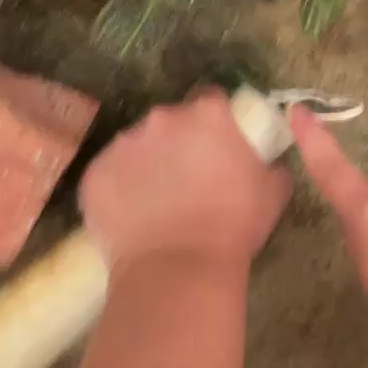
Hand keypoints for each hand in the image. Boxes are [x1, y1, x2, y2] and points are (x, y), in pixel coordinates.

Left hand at [80, 91, 291, 272]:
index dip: (217, 120)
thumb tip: (265, 163)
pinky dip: (122, 186)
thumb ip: (270, 164)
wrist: (178, 269)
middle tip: (191, 175)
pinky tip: (136, 213)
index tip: (219, 143)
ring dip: (150, 161)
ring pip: (139, 145)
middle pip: (171, 119)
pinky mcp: (94, 174)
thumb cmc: (234, 224)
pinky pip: (111, 172)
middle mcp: (162, 118)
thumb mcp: (273, 190)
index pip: (211, 98)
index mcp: (208, 114)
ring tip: (160, 199)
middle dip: (180, 140)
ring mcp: (123, 145)